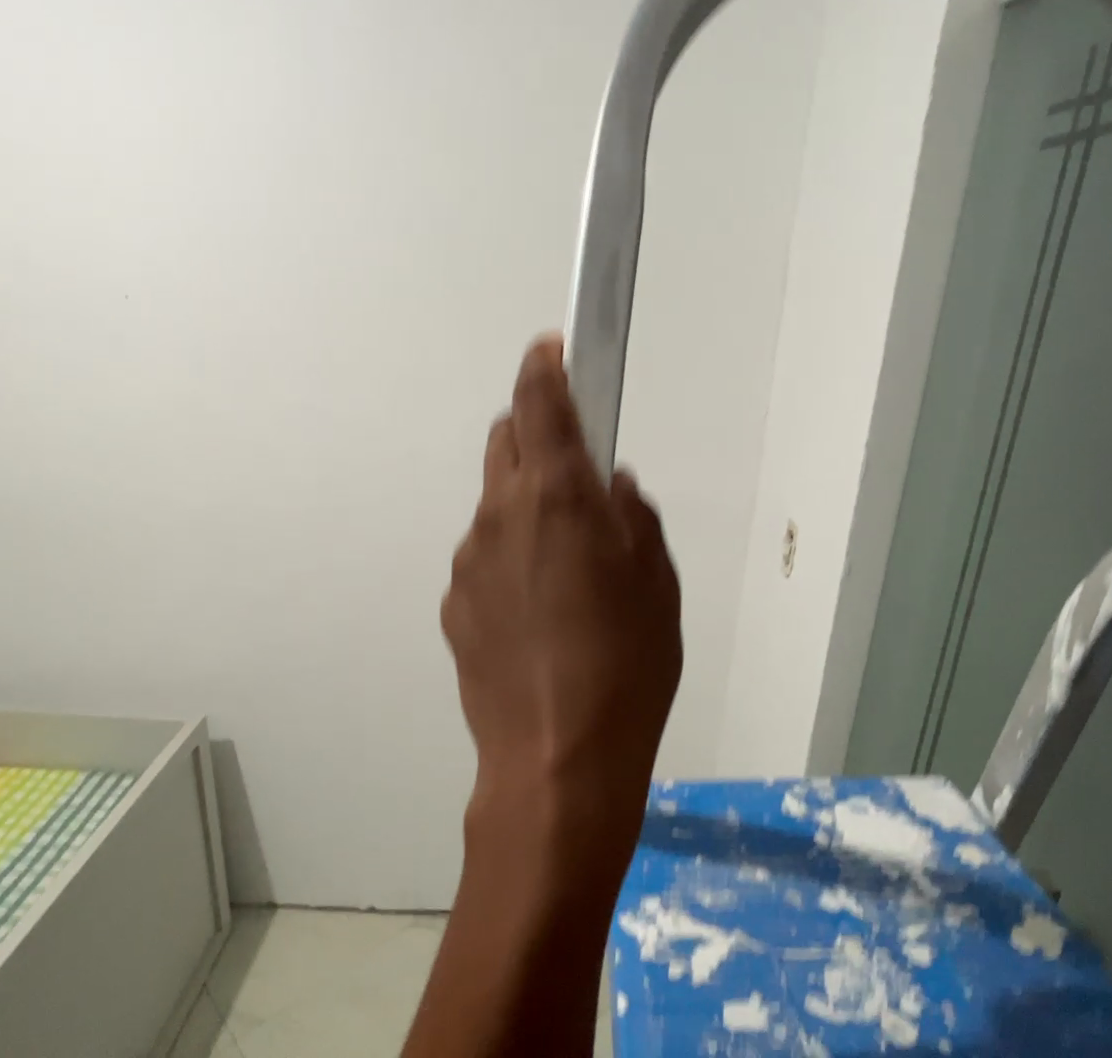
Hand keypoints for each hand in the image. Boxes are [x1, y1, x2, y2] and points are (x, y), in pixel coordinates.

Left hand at [441, 336, 681, 859]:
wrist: (556, 761)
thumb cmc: (627, 667)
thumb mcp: (659, 585)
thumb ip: (634, 518)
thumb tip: (610, 487)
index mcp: (557, 496)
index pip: (540, 401)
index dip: (545, 366)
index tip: (554, 349)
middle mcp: (500, 515)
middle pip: (505, 443)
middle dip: (535, 438)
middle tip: (572, 477)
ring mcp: (468, 562)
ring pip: (494, 508)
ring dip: (524, 512)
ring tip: (563, 574)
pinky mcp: (453, 606)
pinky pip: (483, 561)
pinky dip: (508, 563)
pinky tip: (537, 619)